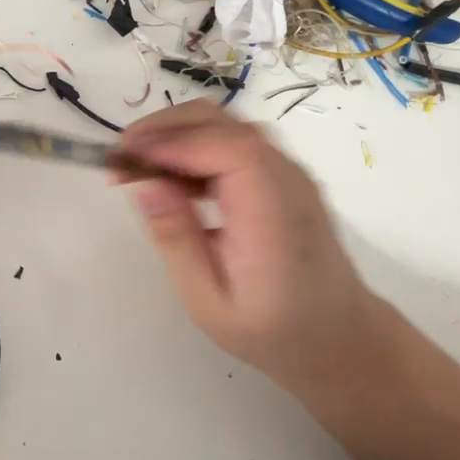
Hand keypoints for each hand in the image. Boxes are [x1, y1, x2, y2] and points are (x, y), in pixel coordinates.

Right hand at [120, 99, 382, 390]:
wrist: (338, 337)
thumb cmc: (269, 329)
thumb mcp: (208, 301)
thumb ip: (177, 240)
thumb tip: (144, 184)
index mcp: (273, 217)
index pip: (229, 149)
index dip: (172, 143)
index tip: (125, 160)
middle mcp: (288, 182)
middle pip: (223, 123)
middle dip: (163, 129)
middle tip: (120, 161)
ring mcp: (288, 174)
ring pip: (224, 124)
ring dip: (174, 136)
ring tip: (138, 170)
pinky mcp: (280, 176)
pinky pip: (231, 142)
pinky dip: (191, 146)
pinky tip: (169, 179)